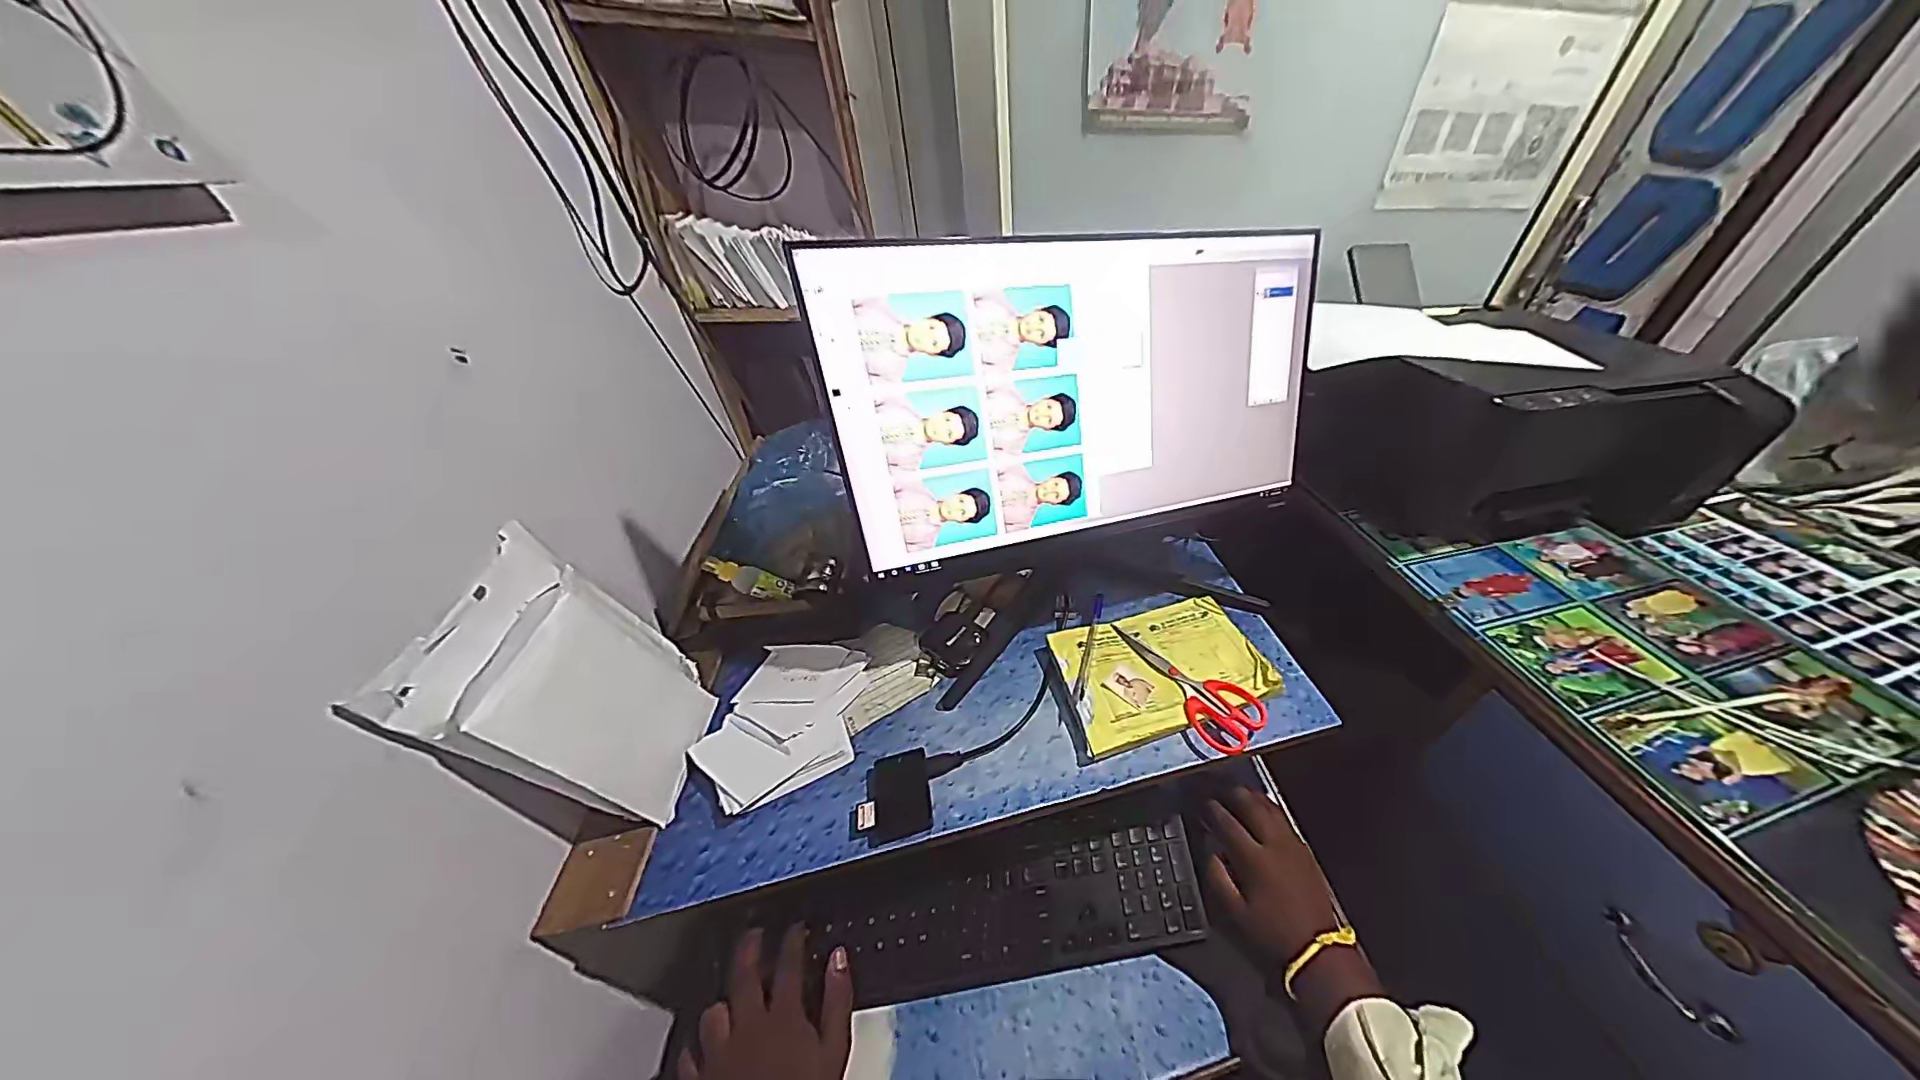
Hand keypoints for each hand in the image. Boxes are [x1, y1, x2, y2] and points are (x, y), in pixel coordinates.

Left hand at [677, 926, 853, 1079]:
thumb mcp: (834, 1051)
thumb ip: (837, 1001)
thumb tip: (839, 959)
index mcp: (783, 1018)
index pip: (788, 965)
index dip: (792, 940)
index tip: (796, 929)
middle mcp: (748, 1028)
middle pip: (743, 975)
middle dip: (749, 948)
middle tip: (754, 934)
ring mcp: (719, 1054)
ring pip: (713, 1013)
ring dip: (723, 1002)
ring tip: (729, 998)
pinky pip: (691, 1054)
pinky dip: (698, 1045)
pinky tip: (704, 1046)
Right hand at [1202, 787, 1342, 967]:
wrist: (1319, 953)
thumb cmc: (1273, 935)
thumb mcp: (1234, 913)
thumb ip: (1217, 877)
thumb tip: (1210, 853)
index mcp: (1253, 859)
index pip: (1227, 823)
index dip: (1211, 811)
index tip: (1202, 806)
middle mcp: (1275, 846)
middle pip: (1251, 807)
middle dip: (1232, 795)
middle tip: (1219, 790)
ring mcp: (1294, 848)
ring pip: (1271, 810)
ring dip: (1253, 798)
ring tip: (1241, 792)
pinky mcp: (1306, 854)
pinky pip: (1285, 821)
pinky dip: (1271, 809)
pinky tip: (1266, 810)